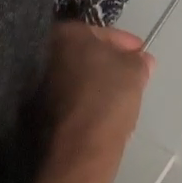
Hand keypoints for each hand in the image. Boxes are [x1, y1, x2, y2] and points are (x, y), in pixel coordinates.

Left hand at [47, 21, 153, 170]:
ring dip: (99, 83)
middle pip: (88, 54)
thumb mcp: (135, 71)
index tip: (142, 55)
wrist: (80, 149)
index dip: (127, 44)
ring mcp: (40, 84)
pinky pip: (72, 99)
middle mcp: (45, 54)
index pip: (103, 33)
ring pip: (79, 78)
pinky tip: (104, 112)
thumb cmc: (107, 98)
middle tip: (133, 74)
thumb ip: (139, 60)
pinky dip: (87, 101)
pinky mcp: (38, 112)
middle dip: (111, 63)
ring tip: (122, 96)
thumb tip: (142, 60)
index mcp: (66, 34)